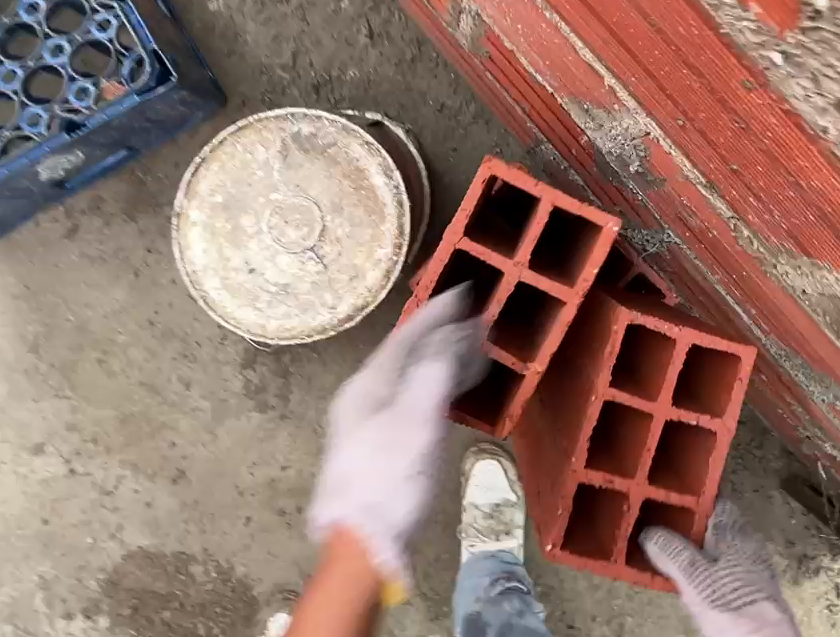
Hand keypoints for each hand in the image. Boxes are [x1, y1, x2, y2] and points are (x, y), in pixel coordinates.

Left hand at [307, 288, 484, 589]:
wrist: (361, 548)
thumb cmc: (388, 480)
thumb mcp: (416, 421)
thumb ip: (433, 373)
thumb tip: (449, 338)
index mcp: (368, 384)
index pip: (407, 335)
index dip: (437, 312)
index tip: (465, 292)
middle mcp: (365, 396)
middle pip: (409, 354)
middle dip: (444, 334)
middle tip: (479, 319)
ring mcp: (371, 422)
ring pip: (413, 376)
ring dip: (444, 360)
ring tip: (477, 349)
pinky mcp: (383, 445)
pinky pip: (416, 398)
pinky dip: (439, 386)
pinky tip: (457, 390)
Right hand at [641, 501, 800, 636]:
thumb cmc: (731, 603)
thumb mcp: (694, 576)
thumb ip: (671, 551)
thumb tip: (647, 533)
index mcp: (734, 528)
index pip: (714, 498)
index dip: (692, 494)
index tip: (669, 492)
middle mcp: (746, 541)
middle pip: (715, 521)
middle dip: (690, 520)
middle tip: (660, 520)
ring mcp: (750, 566)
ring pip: (718, 545)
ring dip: (697, 545)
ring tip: (669, 547)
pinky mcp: (748, 589)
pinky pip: (722, 566)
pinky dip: (704, 565)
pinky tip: (690, 576)